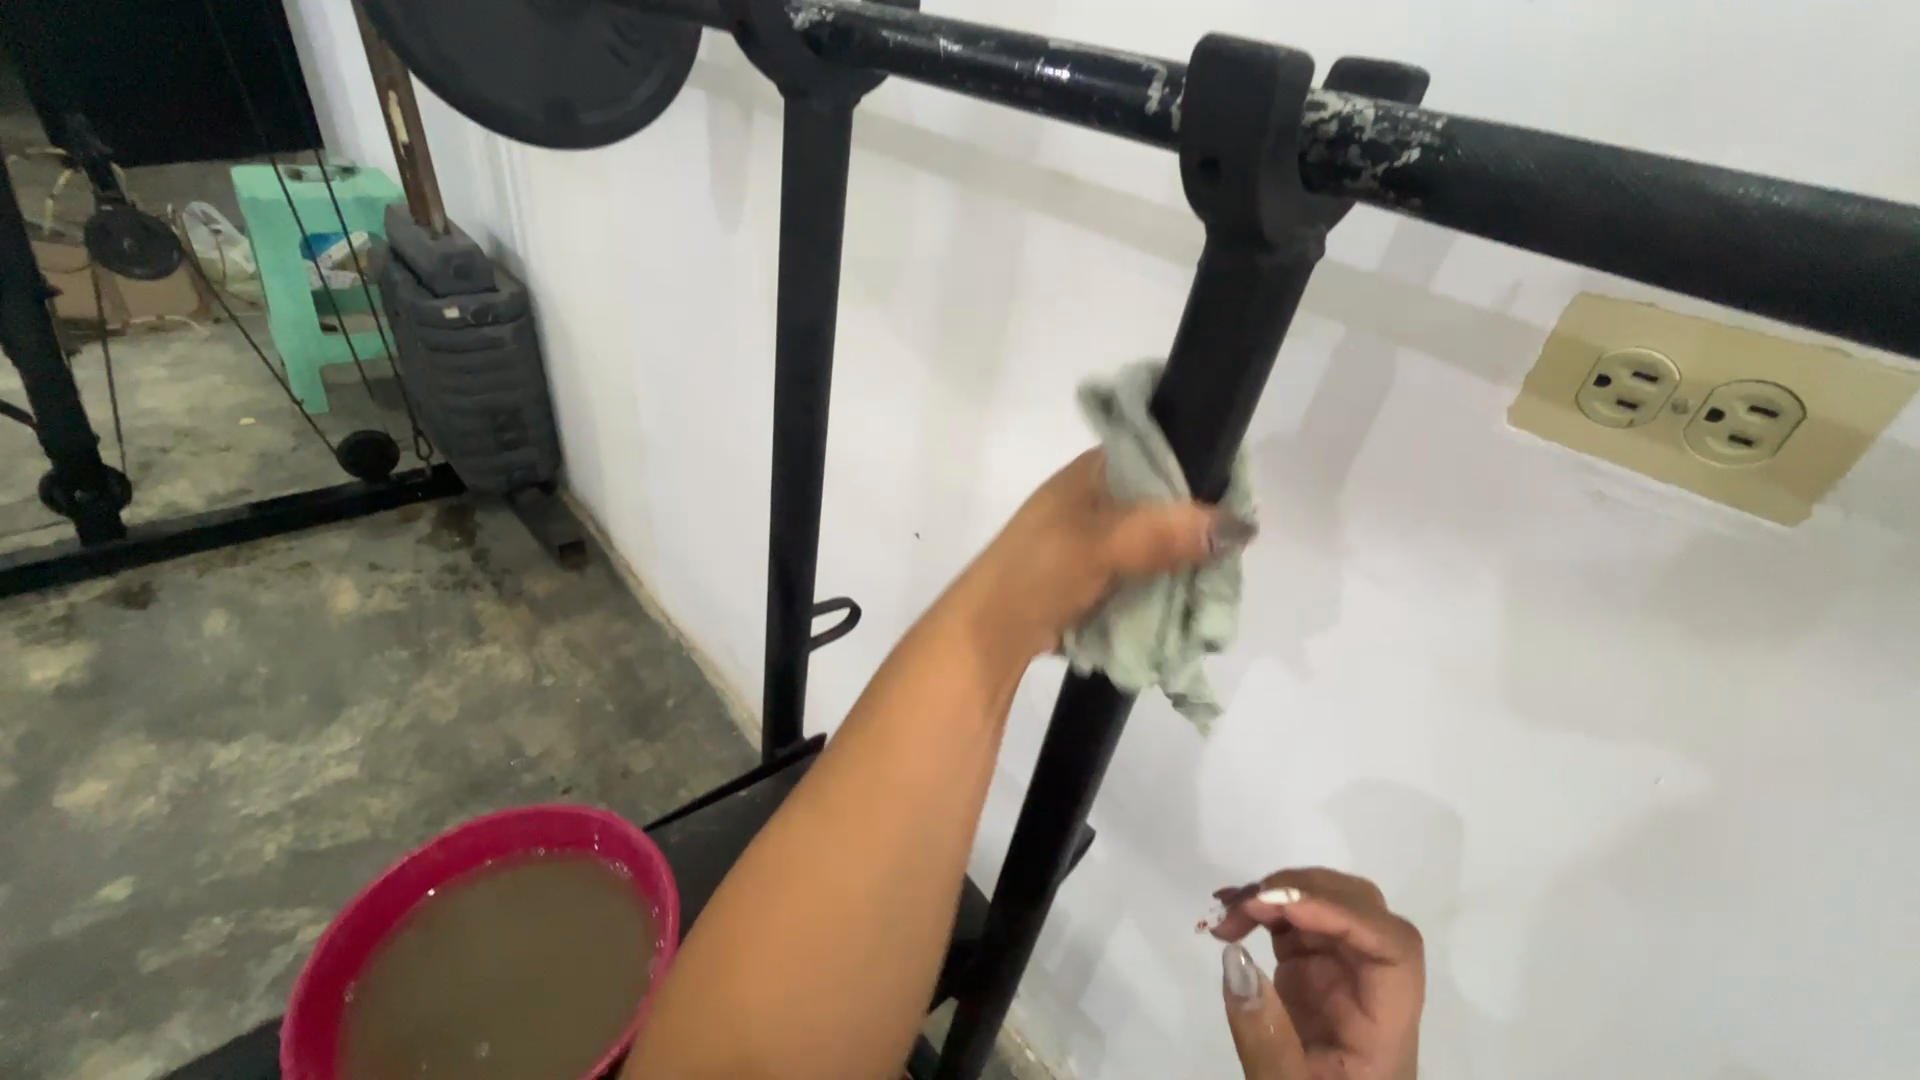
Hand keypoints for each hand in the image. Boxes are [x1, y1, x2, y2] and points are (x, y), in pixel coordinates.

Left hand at [956, 449, 1254, 662]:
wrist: (989, 632)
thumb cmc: (1040, 571)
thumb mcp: (1105, 543)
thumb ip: (1168, 531)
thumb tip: (1240, 527)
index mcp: (1097, 470)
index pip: (1167, 454)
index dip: (1205, 476)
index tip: (1239, 510)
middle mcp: (1100, 498)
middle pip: (1170, 507)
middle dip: (1200, 536)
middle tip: (1228, 565)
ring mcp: (1098, 539)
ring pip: (1161, 546)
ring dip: (1185, 570)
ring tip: (1212, 594)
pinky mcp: (1097, 577)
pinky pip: (1146, 576)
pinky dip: (1165, 590)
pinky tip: (1186, 607)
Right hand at [1210, 868, 1425, 1079]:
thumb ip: (1264, 1037)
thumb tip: (1235, 959)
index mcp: (1386, 1028)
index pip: (1393, 948)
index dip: (1341, 912)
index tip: (1277, 904)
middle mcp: (1373, 990)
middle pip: (1363, 912)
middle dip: (1302, 892)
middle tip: (1244, 906)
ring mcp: (1343, 978)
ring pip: (1328, 905)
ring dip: (1277, 895)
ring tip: (1226, 914)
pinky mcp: (1313, 974)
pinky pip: (1296, 921)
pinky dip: (1264, 909)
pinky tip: (1230, 918)